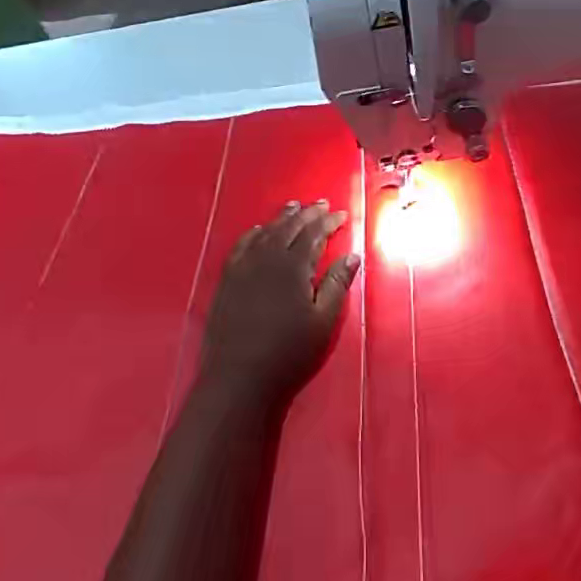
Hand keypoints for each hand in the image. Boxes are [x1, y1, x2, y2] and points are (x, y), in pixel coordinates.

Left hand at [199, 201, 360, 409]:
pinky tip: (258, 230)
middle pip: (289, 227)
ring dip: (282, 217)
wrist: (238, 375)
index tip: (342, 214)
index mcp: (293, 266)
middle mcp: (267, 257)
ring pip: (265, 231)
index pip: (314, 234)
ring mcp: (244, 266)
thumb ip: (336, 284)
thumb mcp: (322, 322)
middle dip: (308, 213)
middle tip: (322, 204)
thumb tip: (352, 255)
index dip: (329, 222)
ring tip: (294, 207)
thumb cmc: (288, 353)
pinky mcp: (227, 278)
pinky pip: (242, 245)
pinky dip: (254, 233)